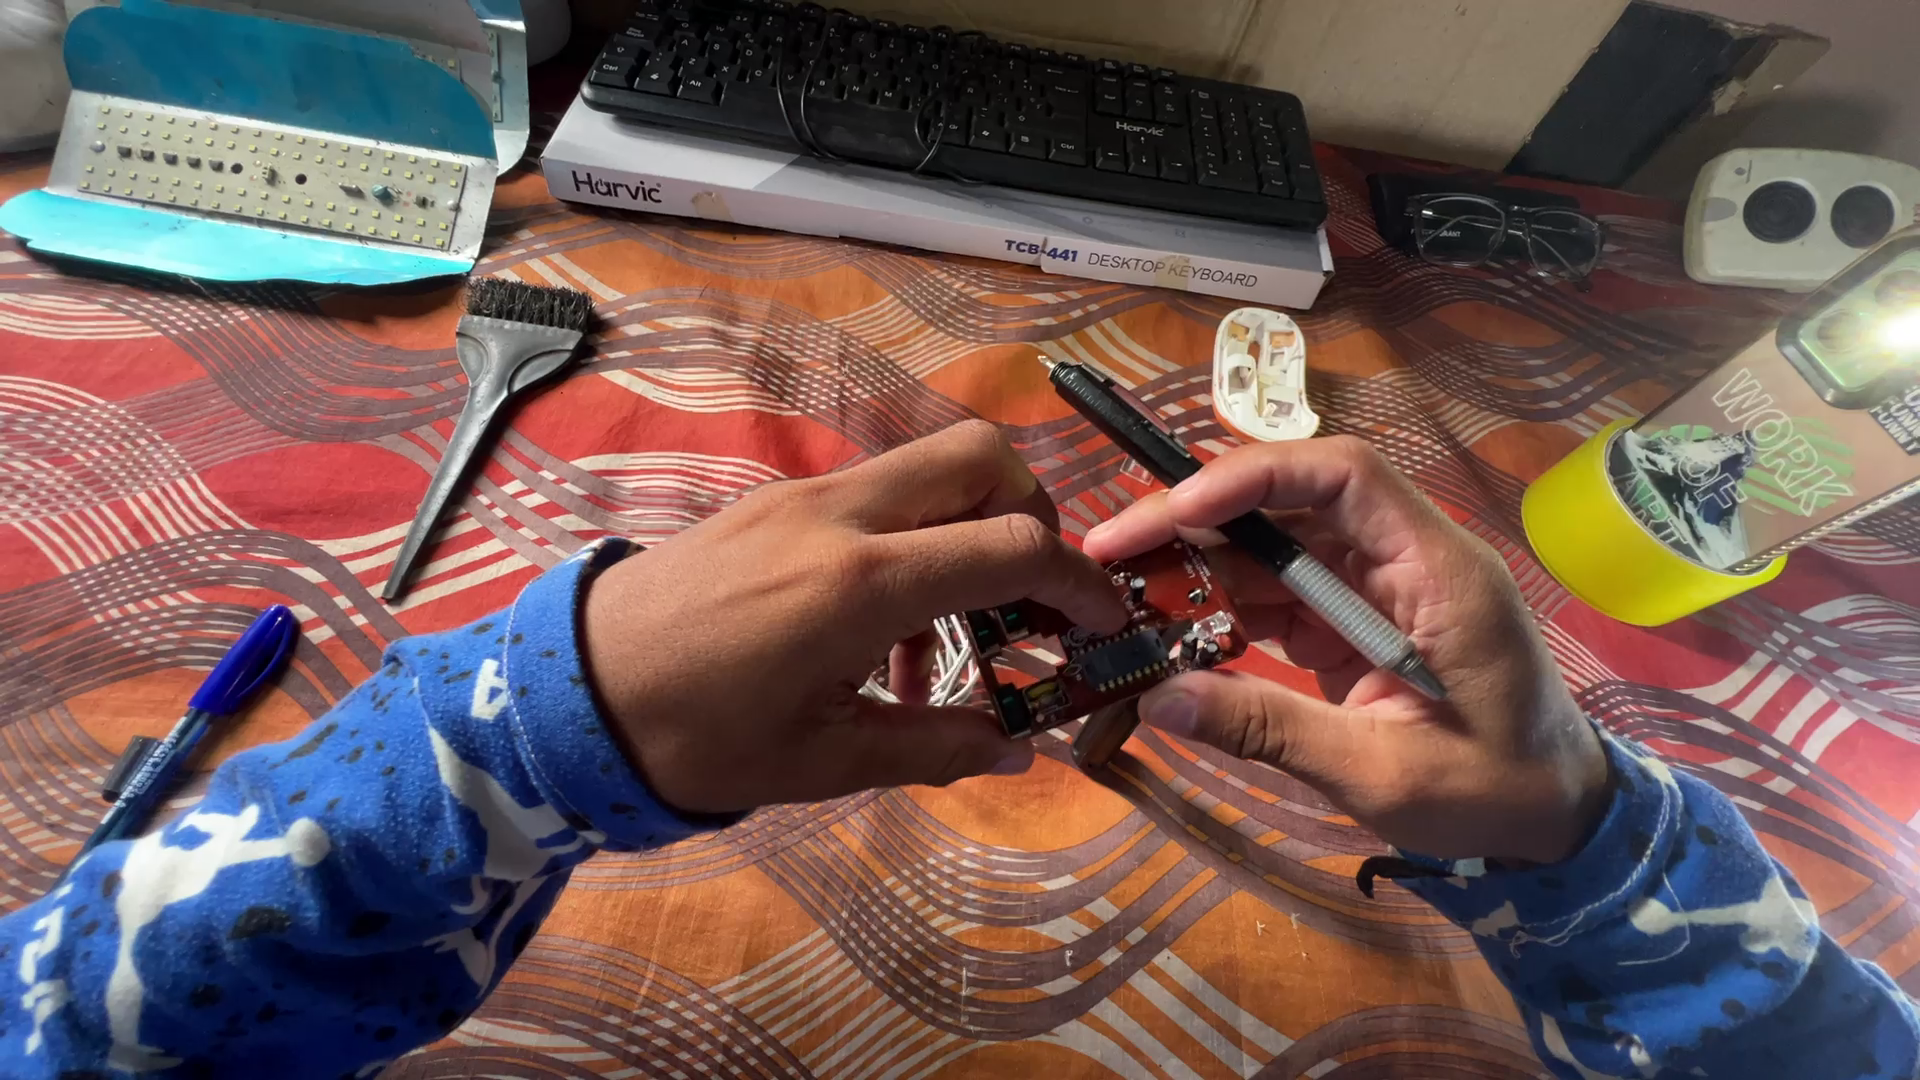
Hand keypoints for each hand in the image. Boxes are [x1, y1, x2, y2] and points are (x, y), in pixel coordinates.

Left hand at [581, 421, 1128, 813]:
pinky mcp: (783, 496)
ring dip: (973, 529)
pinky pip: (883, 494)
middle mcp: (845, 514)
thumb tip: (1018, 750)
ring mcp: (810, 493)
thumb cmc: (694, 737)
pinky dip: (919, 540)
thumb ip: (933, 747)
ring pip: (933, 466)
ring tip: (951, 634)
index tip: (1104, 619)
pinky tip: (886, 625)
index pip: (1014, 546)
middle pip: (983, 457)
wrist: (567, 688)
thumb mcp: (821, 761)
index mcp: (862, 583)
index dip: (1078, 580)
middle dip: (1033, 515)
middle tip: (1026, 595)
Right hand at [1083, 436, 1609, 864]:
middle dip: (1190, 520)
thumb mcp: (1381, 771)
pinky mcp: (1342, 615)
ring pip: (1262, 545)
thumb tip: (1155, 699)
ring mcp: (1365, 584)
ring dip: (1189, 561)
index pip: (1342, 477)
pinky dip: (1211, 603)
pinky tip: (1162, 622)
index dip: (1255, 476)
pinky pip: (1265, 591)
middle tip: (1109, 549)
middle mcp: (1396, 557)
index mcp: (1434, 571)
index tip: (1177, 508)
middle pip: (1282, 504)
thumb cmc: (1495, 792)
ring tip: (1117, 588)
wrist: (1555, 821)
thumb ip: (1270, 728)